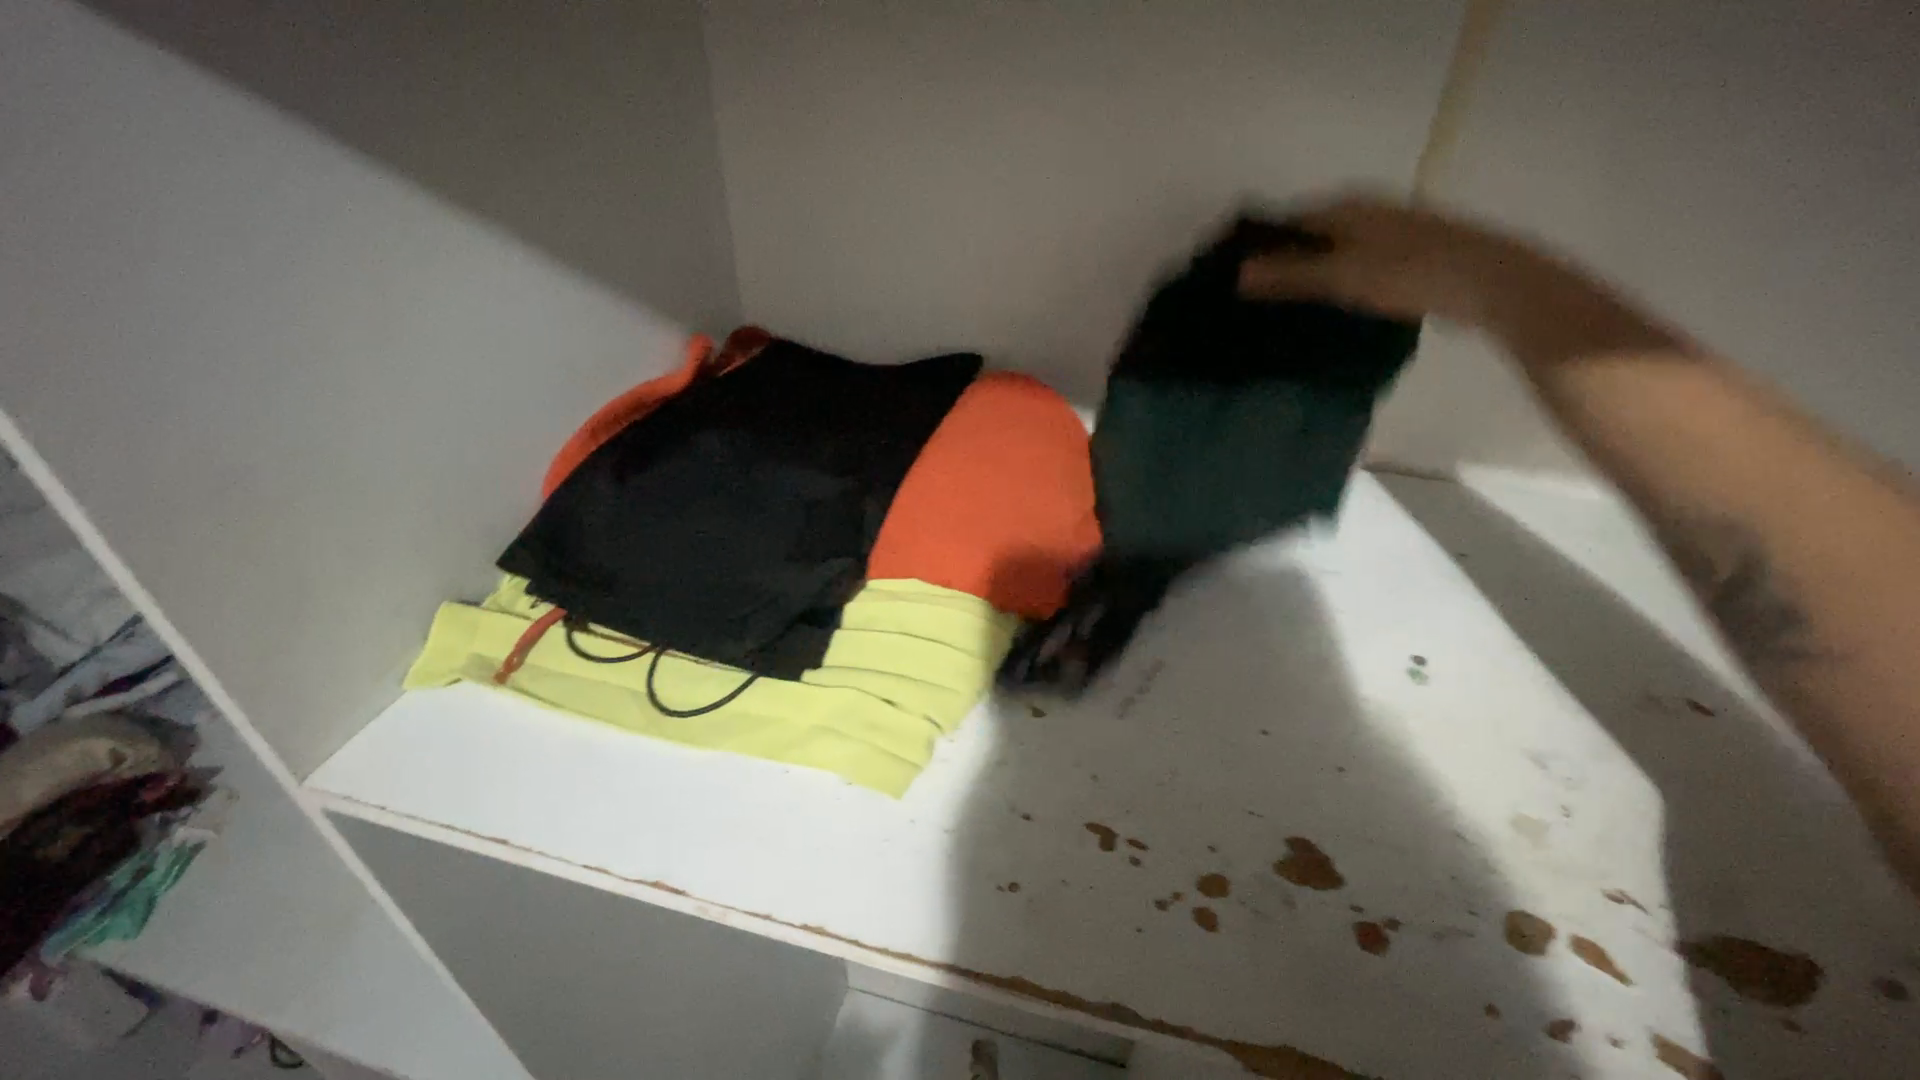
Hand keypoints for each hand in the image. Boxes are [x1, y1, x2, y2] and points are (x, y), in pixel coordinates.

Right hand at [1237, 195, 1534, 326]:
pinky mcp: (1410, 255)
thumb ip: (1290, 275)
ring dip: (1312, 272)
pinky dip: (1339, 280)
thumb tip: (1237, 274)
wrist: (1490, 282)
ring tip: (1285, 306)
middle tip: (1253, 297)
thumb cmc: (1409, 273)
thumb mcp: (1341, 276)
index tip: (1232, 274)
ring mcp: (1392, 230)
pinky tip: (1332, 306)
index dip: (1259, 244)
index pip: (1287, 219)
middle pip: (1311, 233)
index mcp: (1346, 205)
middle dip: (1284, 259)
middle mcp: (1367, 209)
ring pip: (1336, 249)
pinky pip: (1358, 264)